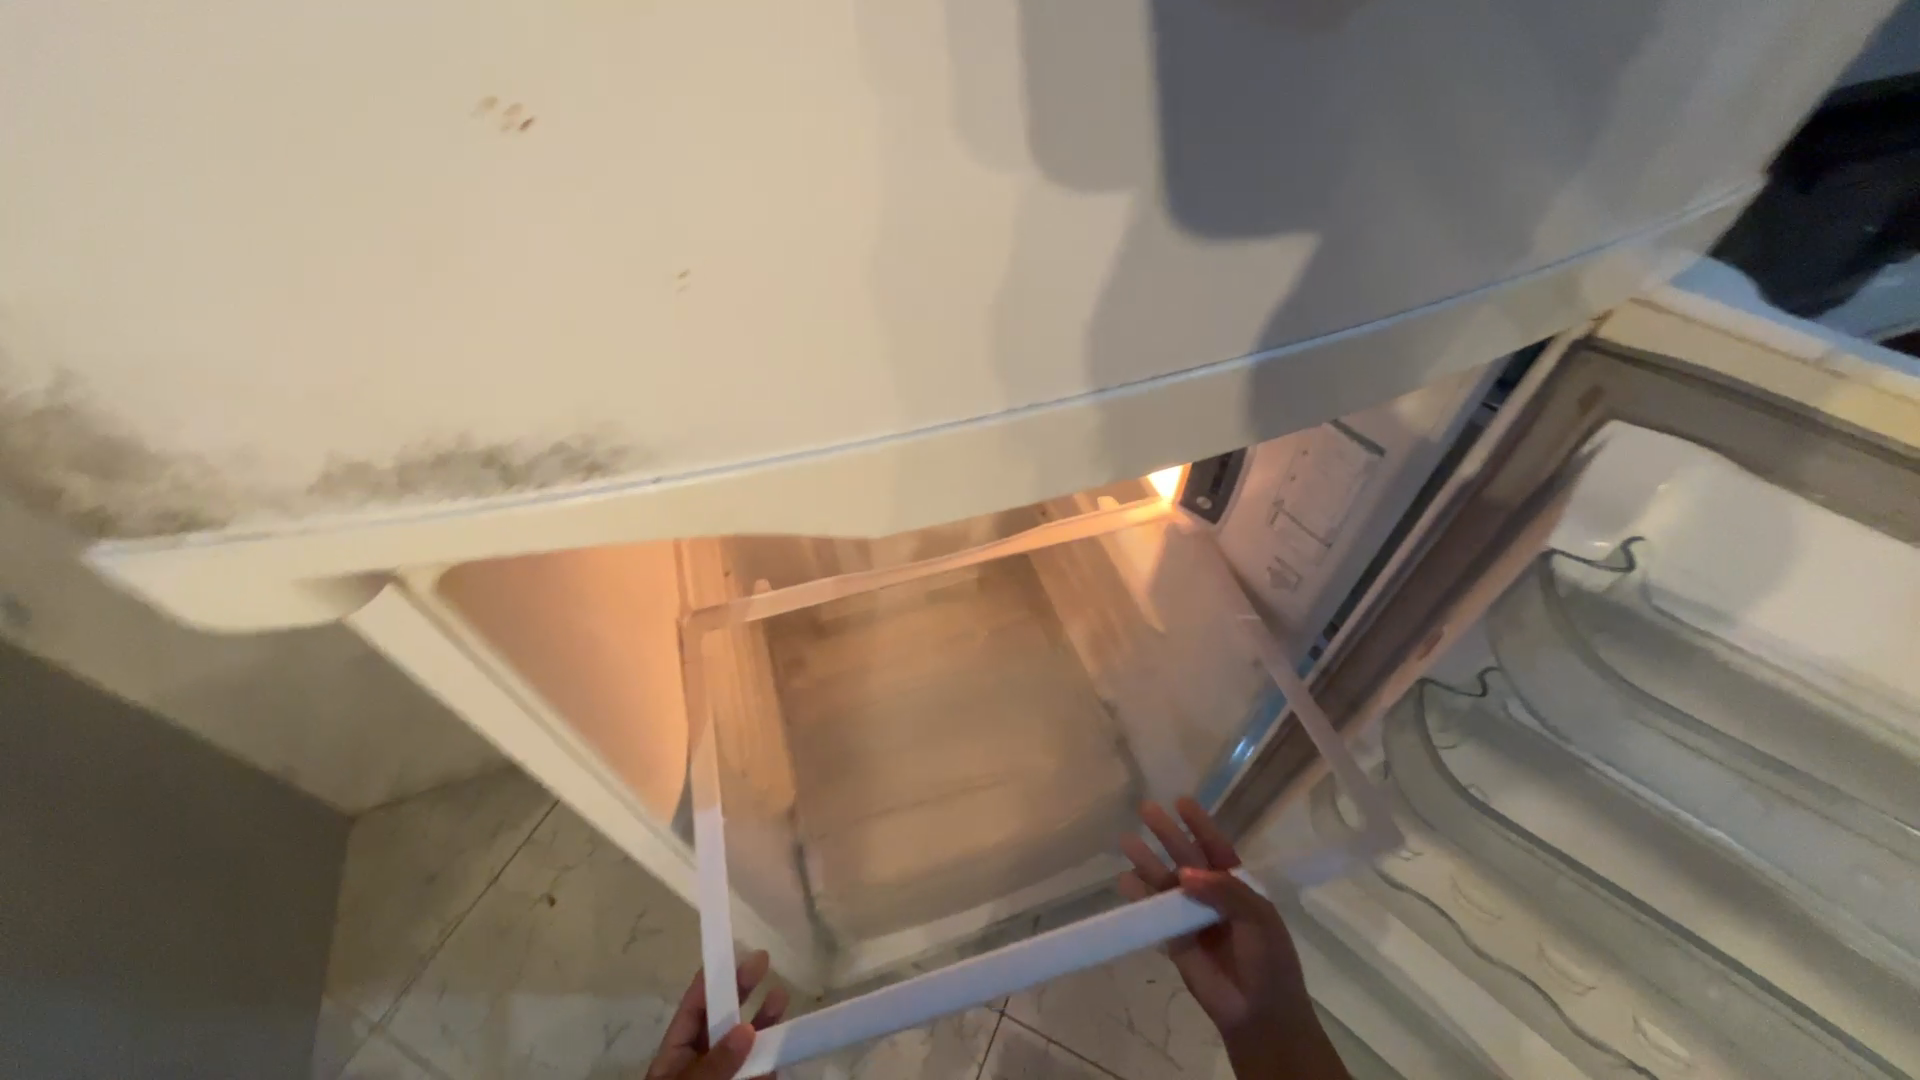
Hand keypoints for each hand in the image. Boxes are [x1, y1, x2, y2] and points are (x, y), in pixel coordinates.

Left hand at [646, 950, 789, 1079]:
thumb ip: (713, 1064)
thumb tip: (747, 1029)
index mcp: (676, 1056)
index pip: (693, 1008)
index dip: (710, 978)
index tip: (728, 948)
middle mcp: (703, 1061)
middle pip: (724, 1018)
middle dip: (742, 989)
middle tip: (762, 959)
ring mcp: (729, 1076)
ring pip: (749, 1042)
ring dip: (766, 1019)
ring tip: (781, 997)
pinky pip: (764, 1068)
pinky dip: (776, 1056)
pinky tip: (786, 1044)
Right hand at [1118, 798, 1347, 1079]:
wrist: (1259, 1013)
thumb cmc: (1268, 960)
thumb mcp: (1258, 918)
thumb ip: (1224, 891)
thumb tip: (1183, 874)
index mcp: (1237, 886)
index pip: (1216, 848)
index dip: (1199, 824)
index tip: (1181, 801)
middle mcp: (1211, 895)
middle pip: (1185, 858)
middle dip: (1166, 834)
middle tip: (1145, 809)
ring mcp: (1189, 916)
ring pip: (1164, 881)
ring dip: (1146, 861)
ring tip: (1126, 840)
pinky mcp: (1172, 939)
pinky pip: (1152, 912)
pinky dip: (1138, 895)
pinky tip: (1124, 880)